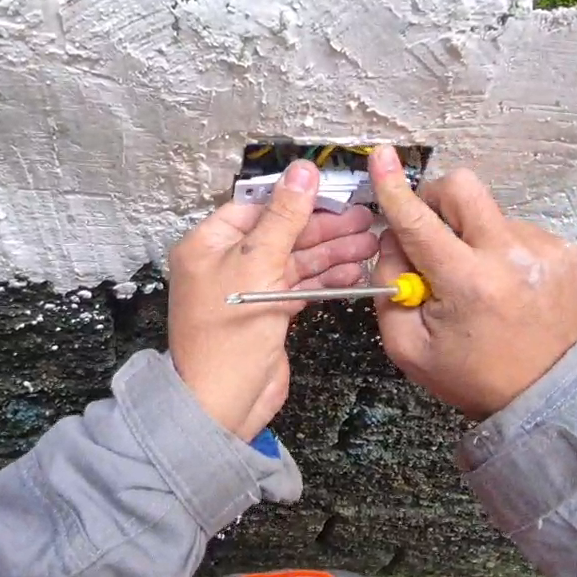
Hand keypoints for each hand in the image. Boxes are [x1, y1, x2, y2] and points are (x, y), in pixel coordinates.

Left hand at [168, 161, 380, 439]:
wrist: (224, 403)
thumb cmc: (225, 339)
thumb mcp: (257, 264)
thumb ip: (284, 217)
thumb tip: (301, 173)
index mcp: (208, 244)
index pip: (255, 207)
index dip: (294, 198)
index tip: (331, 189)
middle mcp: (225, 264)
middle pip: (281, 232)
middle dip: (323, 227)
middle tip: (363, 218)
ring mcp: (249, 290)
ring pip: (295, 260)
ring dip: (332, 252)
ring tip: (368, 242)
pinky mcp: (268, 314)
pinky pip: (300, 286)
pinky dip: (326, 279)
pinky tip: (354, 271)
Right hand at [368, 146, 576, 420]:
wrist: (546, 396)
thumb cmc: (471, 375)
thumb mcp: (406, 345)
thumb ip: (387, 286)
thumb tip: (392, 240)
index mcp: (468, 283)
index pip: (419, 223)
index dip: (394, 187)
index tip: (381, 157)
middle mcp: (509, 257)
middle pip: (462, 188)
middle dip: (434, 198)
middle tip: (426, 231)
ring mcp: (542, 250)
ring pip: (484, 210)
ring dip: (466, 232)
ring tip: (471, 277)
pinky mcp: (560, 251)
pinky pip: (511, 226)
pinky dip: (494, 245)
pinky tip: (497, 280)